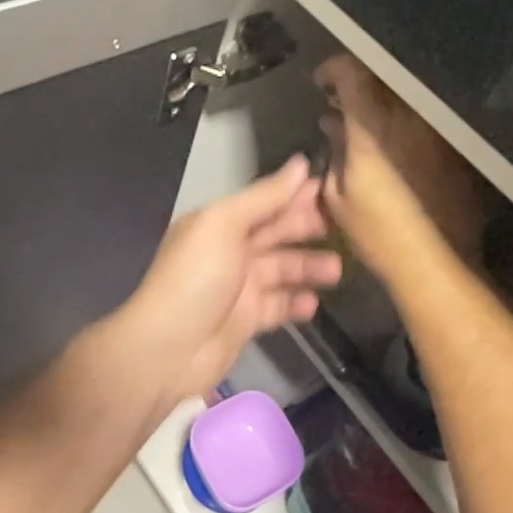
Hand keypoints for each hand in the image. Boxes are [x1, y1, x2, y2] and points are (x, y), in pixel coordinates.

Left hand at [118, 156, 342, 402]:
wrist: (167, 348)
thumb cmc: (195, 278)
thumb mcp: (225, 225)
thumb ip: (264, 197)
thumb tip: (301, 164)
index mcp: (221, 222)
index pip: (266, 201)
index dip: (297, 194)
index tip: (333, 187)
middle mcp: (231, 250)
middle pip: (277, 233)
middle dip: (308, 228)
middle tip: (346, 227)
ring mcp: (240, 287)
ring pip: (283, 269)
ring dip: (309, 267)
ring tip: (335, 270)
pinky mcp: (247, 320)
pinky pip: (279, 306)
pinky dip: (296, 302)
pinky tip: (312, 303)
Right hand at [314, 55, 484, 279]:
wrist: (434, 262)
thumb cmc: (377, 232)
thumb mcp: (337, 196)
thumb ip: (334, 151)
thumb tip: (332, 124)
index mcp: (373, 127)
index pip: (352, 73)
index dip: (332, 69)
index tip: (321, 82)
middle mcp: (407, 119)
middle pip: (380, 78)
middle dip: (356, 83)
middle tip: (340, 101)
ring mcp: (434, 131)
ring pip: (404, 98)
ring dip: (381, 102)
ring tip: (365, 122)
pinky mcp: (451, 148)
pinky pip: (423, 120)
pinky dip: (404, 123)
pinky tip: (394, 144)